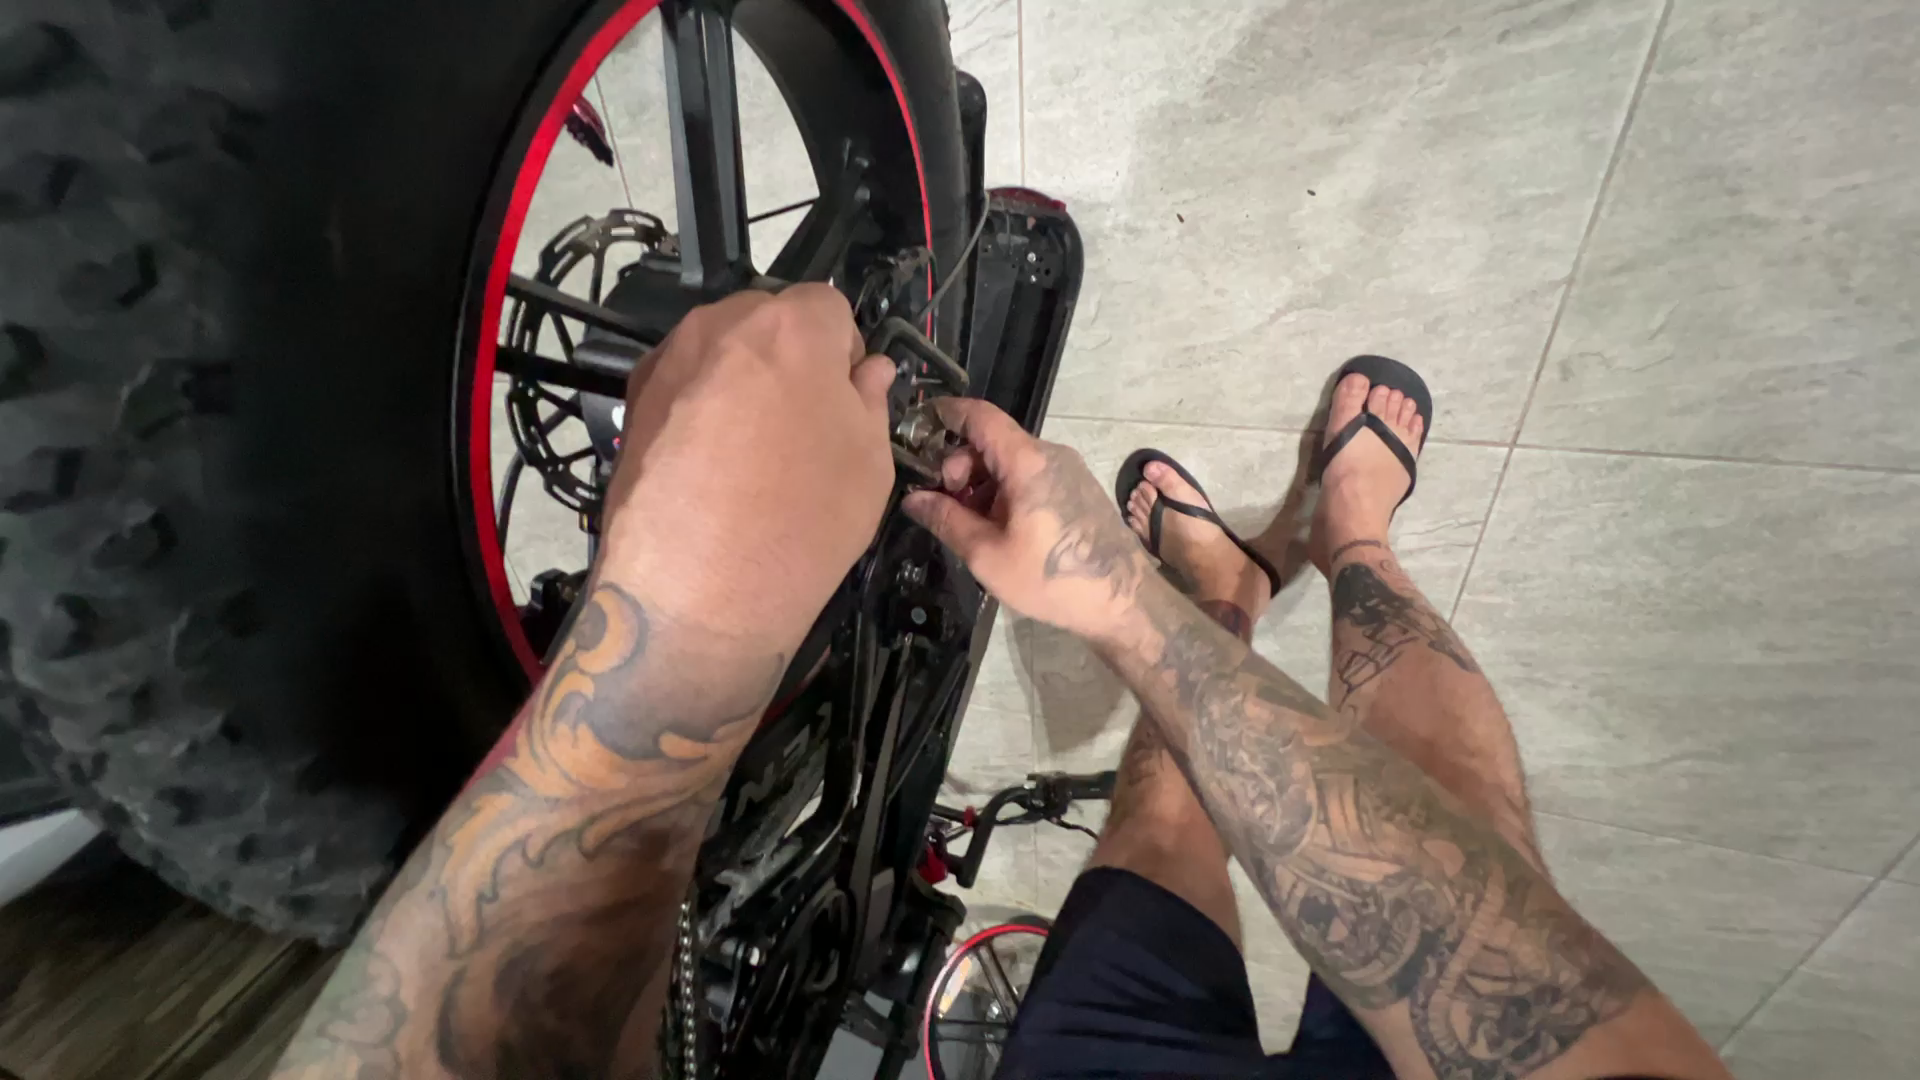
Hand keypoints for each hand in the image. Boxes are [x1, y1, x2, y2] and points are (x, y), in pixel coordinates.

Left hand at [597, 284, 895, 652]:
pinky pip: (687, 381)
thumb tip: (869, 372)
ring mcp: (669, 360)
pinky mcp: (633, 399)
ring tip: (755, 451)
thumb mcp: (871, 464)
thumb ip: (871, 400)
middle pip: (771, 320)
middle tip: (803, 425)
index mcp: (793, 328)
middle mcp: (722, 325)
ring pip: (725, 350)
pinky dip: (705, 404)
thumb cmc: (805, 522)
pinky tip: (714, 464)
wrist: (700, 592)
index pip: (831, 306)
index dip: (845, 351)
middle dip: (793, 358)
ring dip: (747, 380)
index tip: (846, 397)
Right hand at [901, 398, 1148, 640]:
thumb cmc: (1052, 580)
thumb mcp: (987, 555)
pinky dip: (1005, 491)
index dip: (945, 413)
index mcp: (1027, 461)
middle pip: (992, 441)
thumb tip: (913, 498)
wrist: (1122, 601)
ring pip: (1010, 461)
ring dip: (982, 483)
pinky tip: (999, 527)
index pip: (980, 416)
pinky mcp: (1078, 487)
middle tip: (946, 504)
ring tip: (971, 524)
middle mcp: (1050, 454)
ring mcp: (1069, 470)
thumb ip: (945, 520)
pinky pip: (1031, 476)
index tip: (919, 426)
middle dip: (959, 466)